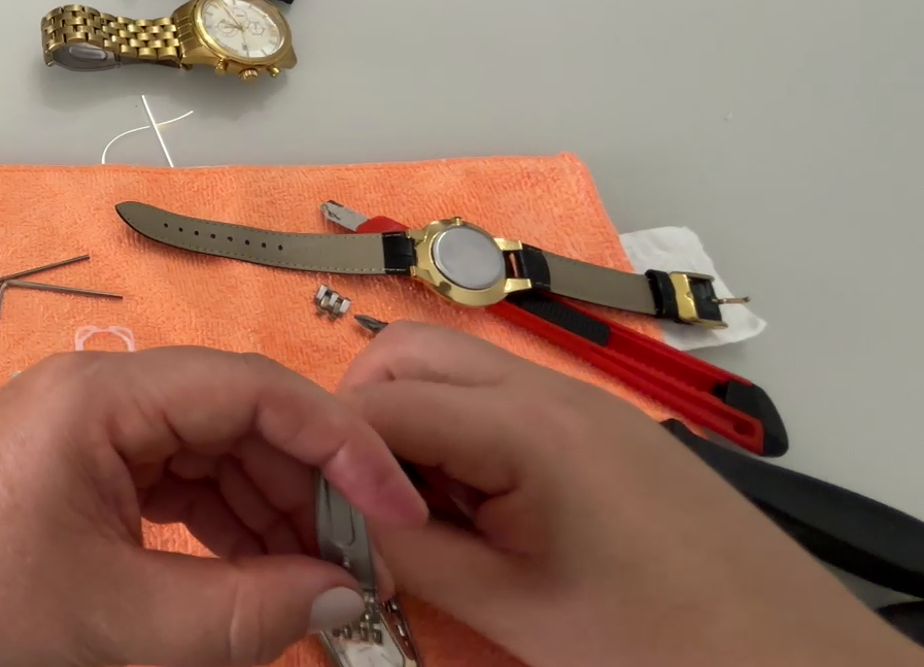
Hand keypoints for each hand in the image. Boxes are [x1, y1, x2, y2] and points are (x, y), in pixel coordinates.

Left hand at [0, 348, 426, 666]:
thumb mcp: (122, 620)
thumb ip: (248, 610)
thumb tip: (346, 596)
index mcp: (103, 394)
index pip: (248, 387)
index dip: (338, 441)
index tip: (399, 510)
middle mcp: (95, 391)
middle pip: (229, 415)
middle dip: (303, 485)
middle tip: (363, 565)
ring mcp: (81, 425)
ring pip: (202, 449)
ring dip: (262, 509)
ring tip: (313, 582)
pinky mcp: (71, 462)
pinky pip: (165, 479)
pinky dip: (214, 523)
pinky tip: (248, 573)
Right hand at [340, 323, 922, 666]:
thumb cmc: (662, 652)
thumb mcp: (510, 607)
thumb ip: (404, 544)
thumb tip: (340, 507)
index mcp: (526, 426)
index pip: (384, 400)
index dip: (336, 443)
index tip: (323, 494)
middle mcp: (546, 386)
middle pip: (406, 350)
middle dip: (364, 406)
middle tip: (367, 483)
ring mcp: (578, 396)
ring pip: (446, 360)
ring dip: (408, 410)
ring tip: (421, 491)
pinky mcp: (598, 418)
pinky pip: (491, 390)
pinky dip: (455, 422)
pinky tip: (476, 492)